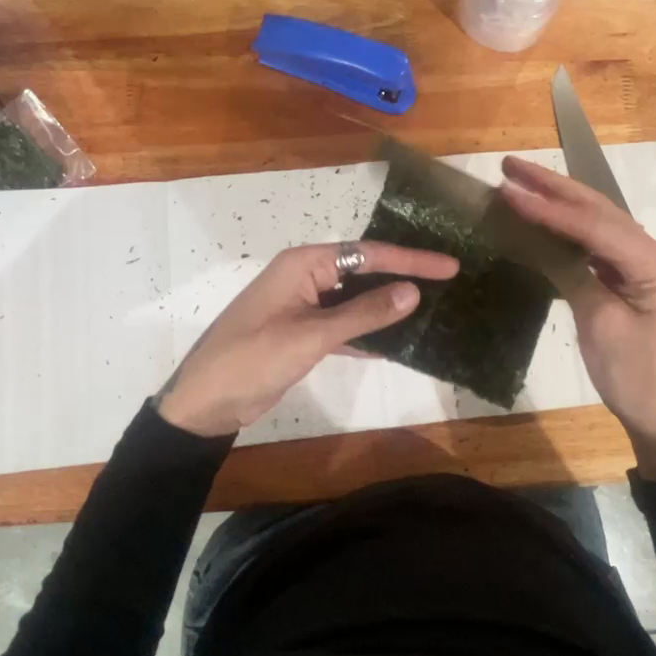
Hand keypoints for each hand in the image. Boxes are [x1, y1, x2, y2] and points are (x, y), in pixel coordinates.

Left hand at [157, 242, 459, 437]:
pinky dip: (366, 332)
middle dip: (402, 279)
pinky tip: (394, 344)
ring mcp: (302, 305)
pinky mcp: (301, 333)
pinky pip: (343, 324)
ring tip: (430, 311)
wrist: (205, 402)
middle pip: (363, 271)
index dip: (412, 260)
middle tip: (447, 285)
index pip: (368, 254)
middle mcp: (305, 276)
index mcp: (304, 264)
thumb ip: (364, 313)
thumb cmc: (254, 358)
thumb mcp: (312, 336)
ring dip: (386, 307)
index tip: (450, 266)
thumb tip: (413, 292)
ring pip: (354, 299)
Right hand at [498, 156, 655, 478]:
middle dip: (553, 187)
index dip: (548, 206)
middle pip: (598, 210)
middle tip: (509, 166)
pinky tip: (542, 221)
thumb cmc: (635, 376)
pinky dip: (566, 230)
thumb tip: (535, 238)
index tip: (507, 189)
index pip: (593, 224)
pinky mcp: (630, 280)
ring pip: (596, 223)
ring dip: (559, 202)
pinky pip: (595, 245)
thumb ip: (572, 275)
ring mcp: (642, 266)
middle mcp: (652, 253)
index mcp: (653, 263)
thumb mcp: (600, 325)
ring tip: (519, 183)